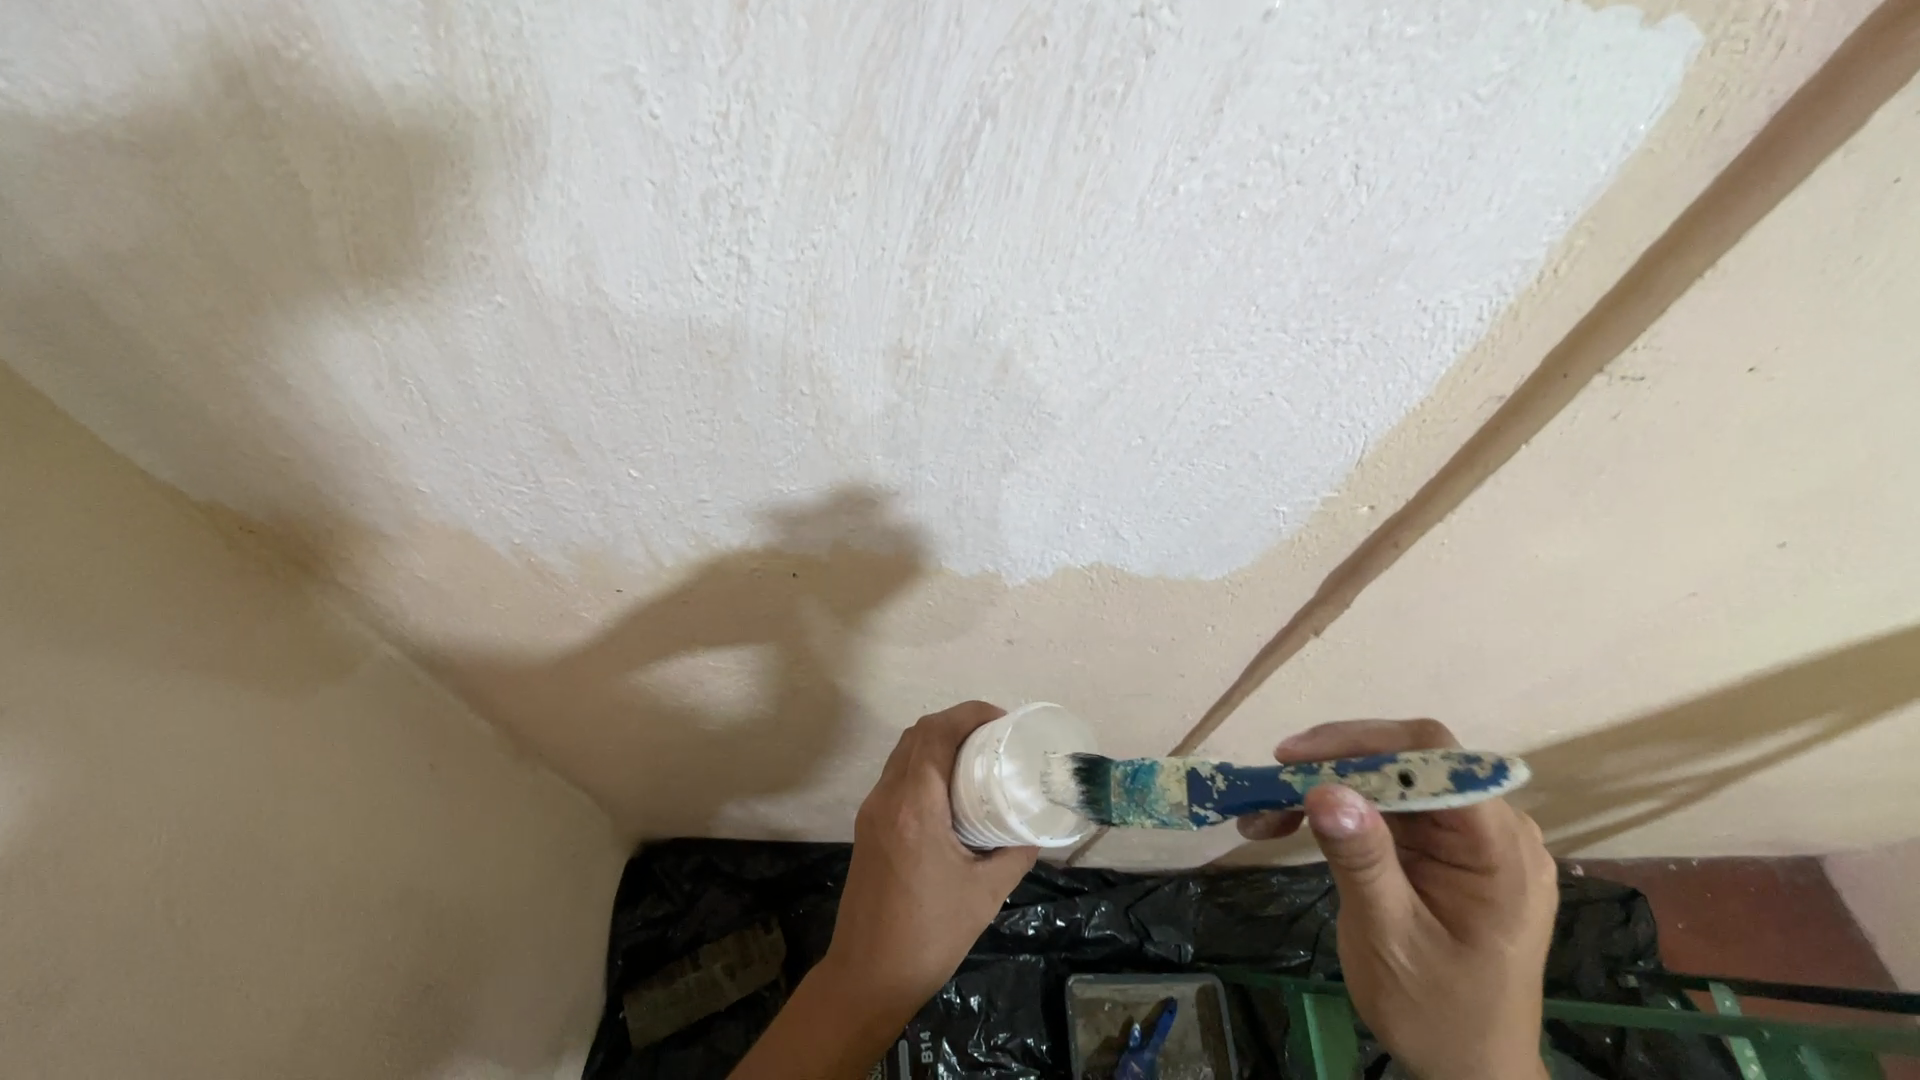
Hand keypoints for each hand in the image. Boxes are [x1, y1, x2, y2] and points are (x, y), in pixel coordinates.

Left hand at [822, 701, 1038, 1005]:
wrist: (868, 976)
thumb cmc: (930, 935)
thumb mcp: (986, 894)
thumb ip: (1014, 854)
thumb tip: (1034, 831)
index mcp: (915, 807)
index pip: (936, 734)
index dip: (969, 714)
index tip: (1002, 721)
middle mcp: (887, 798)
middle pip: (917, 734)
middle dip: (956, 723)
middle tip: (994, 738)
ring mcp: (871, 811)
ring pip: (903, 753)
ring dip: (937, 743)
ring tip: (976, 759)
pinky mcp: (867, 827)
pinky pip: (896, 777)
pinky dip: (923, 767)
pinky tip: (950, 791)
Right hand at [1239, 720, 1556, 1079]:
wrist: (1470, 1072)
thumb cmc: (1437, 1014)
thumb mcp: (1390, 938)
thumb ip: (1362, 860)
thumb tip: (1323, 790)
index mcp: (1499, 849)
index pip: (1436, 758)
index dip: (1364, 743)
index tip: (1295, 759)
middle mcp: (1493, 830)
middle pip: (1409, 762)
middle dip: (1333, 766)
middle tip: (1270, 786)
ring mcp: (1468, 840)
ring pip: (1389, 782)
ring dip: (1326, 789)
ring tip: (1266, 814)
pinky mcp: (1443, 851)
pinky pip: (1387, 811)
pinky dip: (1338, 813)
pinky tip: (1289, 826)